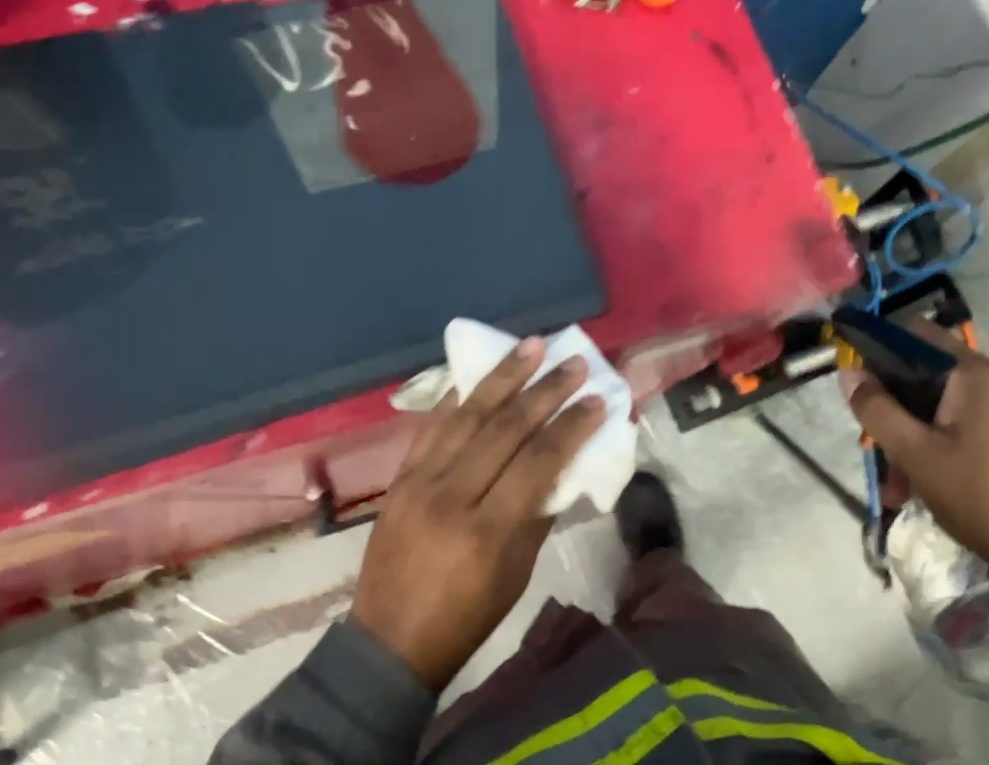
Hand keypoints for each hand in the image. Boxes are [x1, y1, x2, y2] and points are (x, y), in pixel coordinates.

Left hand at [351, 338, 604, 690]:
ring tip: (531, 346)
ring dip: (503, 377)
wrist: (389, 643)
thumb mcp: (517, 574)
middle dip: (545, 391)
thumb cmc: (466, 617)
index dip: (572, 427)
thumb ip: (540, 513)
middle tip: (575, 362)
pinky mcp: (399, 477)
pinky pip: (433, 426)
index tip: (599, 401)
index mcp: (488, 531)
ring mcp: (419, 481)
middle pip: (505, 429)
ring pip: (467, 415)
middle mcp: (451, 496)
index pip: (538, 461)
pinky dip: (459, 397)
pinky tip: (480, 375)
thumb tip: (566, 463)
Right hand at [846, 323, 988, 565]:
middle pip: (922, 376)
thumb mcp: (916, 454)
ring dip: (910, 438)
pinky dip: (934, 446)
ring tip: (897, 487)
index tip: (856, 385)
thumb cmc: (980, 494)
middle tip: (875, 452)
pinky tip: (921, 484)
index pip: (913, 334)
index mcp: (974, 373)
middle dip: (892, 411)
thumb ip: (877, 409)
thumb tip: (848, 371)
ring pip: (937, 406)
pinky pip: (959, 425)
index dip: (877, 351)